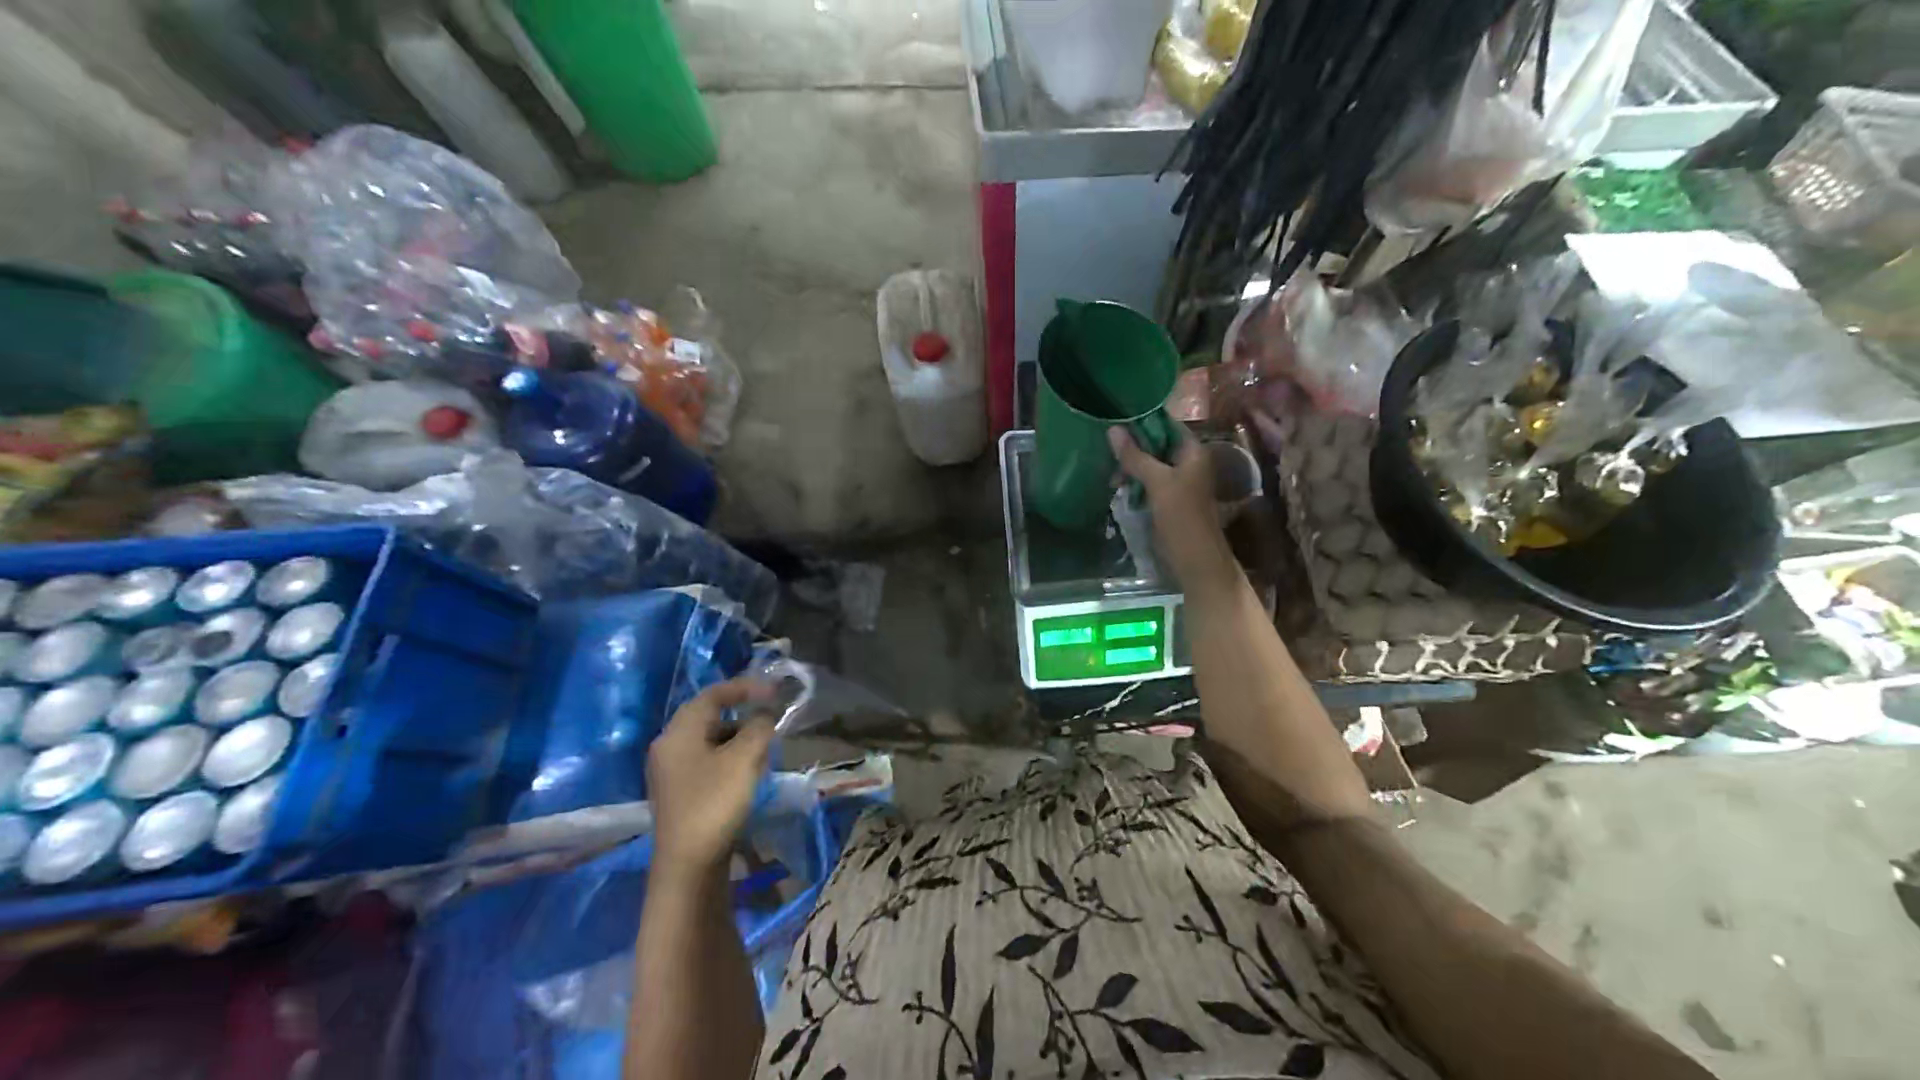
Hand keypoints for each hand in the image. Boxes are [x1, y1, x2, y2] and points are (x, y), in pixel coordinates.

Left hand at [648, 677, 776, 876]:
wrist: (688, 866)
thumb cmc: (715, 803)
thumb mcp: (745, 758)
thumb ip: (759, 727)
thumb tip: (764, 716)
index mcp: (678, 732)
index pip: (712, 694)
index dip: (745, 687)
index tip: (775, 691)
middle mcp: (668, 747)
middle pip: (708, 716)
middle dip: (743, 714)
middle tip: (770, 719)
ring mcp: (670, 772)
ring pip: (709, 740)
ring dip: (738, 738)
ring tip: (763, 748)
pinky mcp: (678, 794)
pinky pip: (706, 761)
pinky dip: (728, 758)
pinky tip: (746, 773)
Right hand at [1108, 425, 1231, 589]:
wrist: (1195, 559)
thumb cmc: (1182, 517)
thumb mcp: (1157, 483)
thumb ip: (1135, 456)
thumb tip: (1113, 429)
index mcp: (1192, 451)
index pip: (1166, 423)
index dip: (1143, 419)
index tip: (1115, 417)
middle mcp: (1187, 461)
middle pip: (1156, 442)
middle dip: (1132, 446)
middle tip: (1106, 449)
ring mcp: (1178, 480)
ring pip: (1150, 463)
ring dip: (1130, 466)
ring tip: (1111, 476)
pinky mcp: (1168, 498)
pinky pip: (1149, 480)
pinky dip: (1134, 481)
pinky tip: (1118, 486)